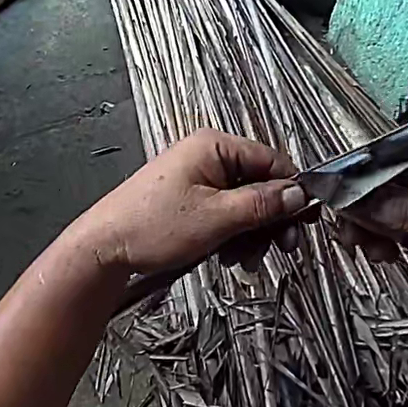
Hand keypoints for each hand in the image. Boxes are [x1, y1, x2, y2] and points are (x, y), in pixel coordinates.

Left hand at [66, 129, 311, 278]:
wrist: (104, 248)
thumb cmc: (152, 226)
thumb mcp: (216, 217)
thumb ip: (261, 204)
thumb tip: (298, 195)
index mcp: (214, 146)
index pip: (271, 161)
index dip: (290, 191)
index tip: (303, 221)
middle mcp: (208, 156)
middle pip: (259, 184)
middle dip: (270, 219)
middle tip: (280, 248)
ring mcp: (198, 178)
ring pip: (244, 203)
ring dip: (252, 233)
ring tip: (243, 259)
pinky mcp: (191, 200)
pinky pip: (226, 213)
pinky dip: (233, 235)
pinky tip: (228, 257)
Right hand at [336, 133, 407, 296]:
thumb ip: (400, 212)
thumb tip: (354, 201)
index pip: (388, 157)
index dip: (359, 182)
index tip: (340, 208)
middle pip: (378, 177)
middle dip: (362, 210)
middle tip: (353, 239)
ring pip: (378, 195)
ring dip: (369, 225)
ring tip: (375, 251)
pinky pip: (389, 210)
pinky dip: (381, 230)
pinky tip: (384, 250)